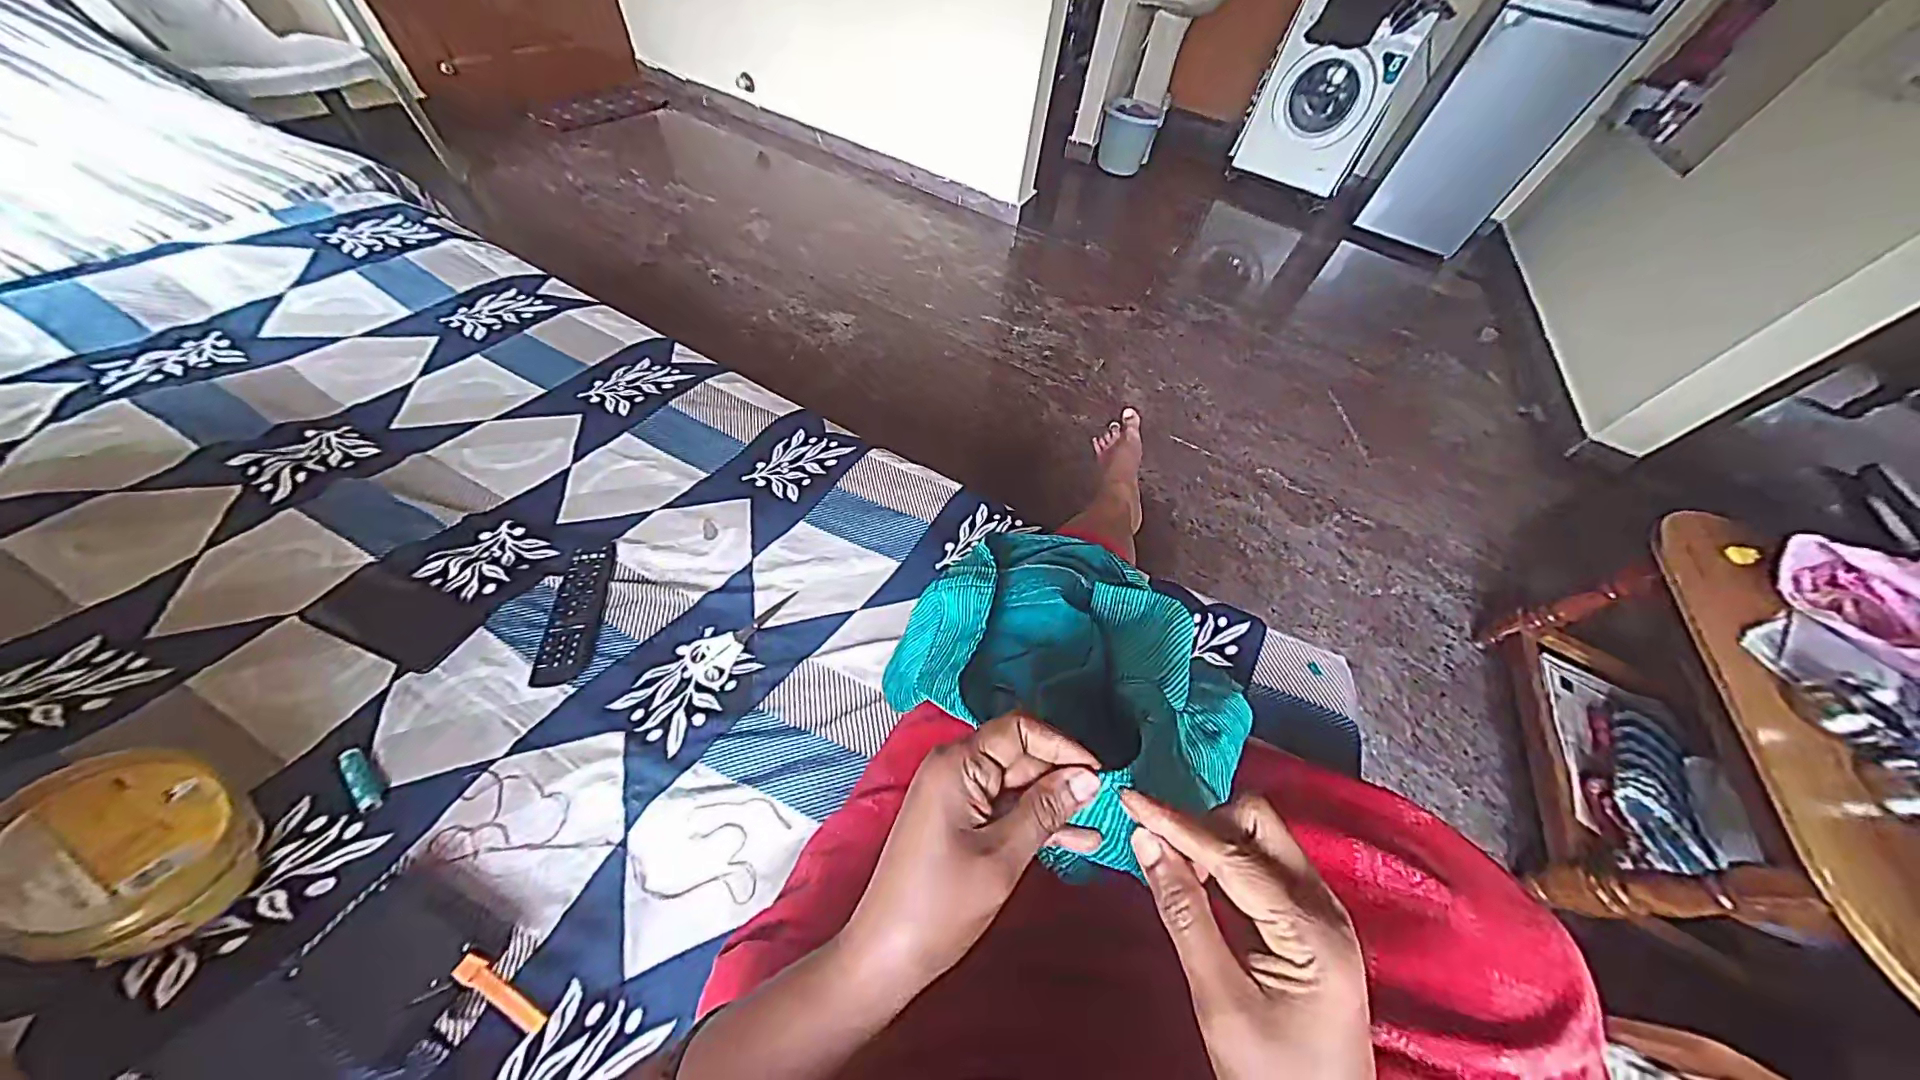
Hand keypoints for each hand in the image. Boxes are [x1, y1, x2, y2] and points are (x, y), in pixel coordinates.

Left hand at [841, 711, 1101, 984]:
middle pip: (1020, 754)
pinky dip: (1036, 820)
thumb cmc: (939, 906)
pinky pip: (1005, 807)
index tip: (1099, 771)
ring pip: (1018, 783)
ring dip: (1056, 801)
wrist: (887, 954)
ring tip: (1100, 819)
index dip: (1062, 745)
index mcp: (958, 763)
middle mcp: (955, 767)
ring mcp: (957, 793)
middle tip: (1107, 798)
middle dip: (1062, 773)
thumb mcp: (1003, 855)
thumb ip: (1046, 809)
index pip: (1019, 730)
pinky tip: (1079, 838)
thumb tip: (1088, 776)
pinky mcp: (960, 819)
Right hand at [1122, 789, 1373, 1079]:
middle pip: (1258, 825)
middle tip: (1160, 848)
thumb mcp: (1218, 999)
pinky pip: (1262, 861)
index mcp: (1310, 929)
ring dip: (1213, 839)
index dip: (1173, 822)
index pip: (1230, 853)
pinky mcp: (1310, 918)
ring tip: (1175, 867)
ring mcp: (1321, 910)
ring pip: (1260, 836)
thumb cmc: (1271, 1074)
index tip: (1129, 798)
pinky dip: (1225, 858)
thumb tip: (1146, 840)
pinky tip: (1200, 880)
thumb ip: (1183, 912)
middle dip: (1203, 824)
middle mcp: (1323, 905)